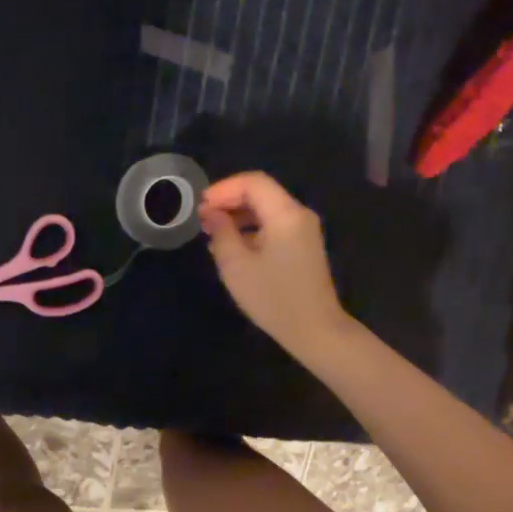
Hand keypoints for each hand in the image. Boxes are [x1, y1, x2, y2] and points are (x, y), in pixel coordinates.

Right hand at [198, 171, 349, 349]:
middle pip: (261, 192)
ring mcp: (304, 230)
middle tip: (202, 219)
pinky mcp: (303, 246)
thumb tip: (211, 213)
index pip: (253, 182)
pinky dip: (251, 229)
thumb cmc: (272, 298)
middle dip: (229, 201)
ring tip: (212, 234)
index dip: (223, 189)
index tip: (199, 206)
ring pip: (267, 209)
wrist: (313, 328)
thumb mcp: (236, 266)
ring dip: (238, 215)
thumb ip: (221, 233)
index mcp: (285, 214)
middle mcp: (299, 214)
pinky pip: (274, 225)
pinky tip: (232, 247)